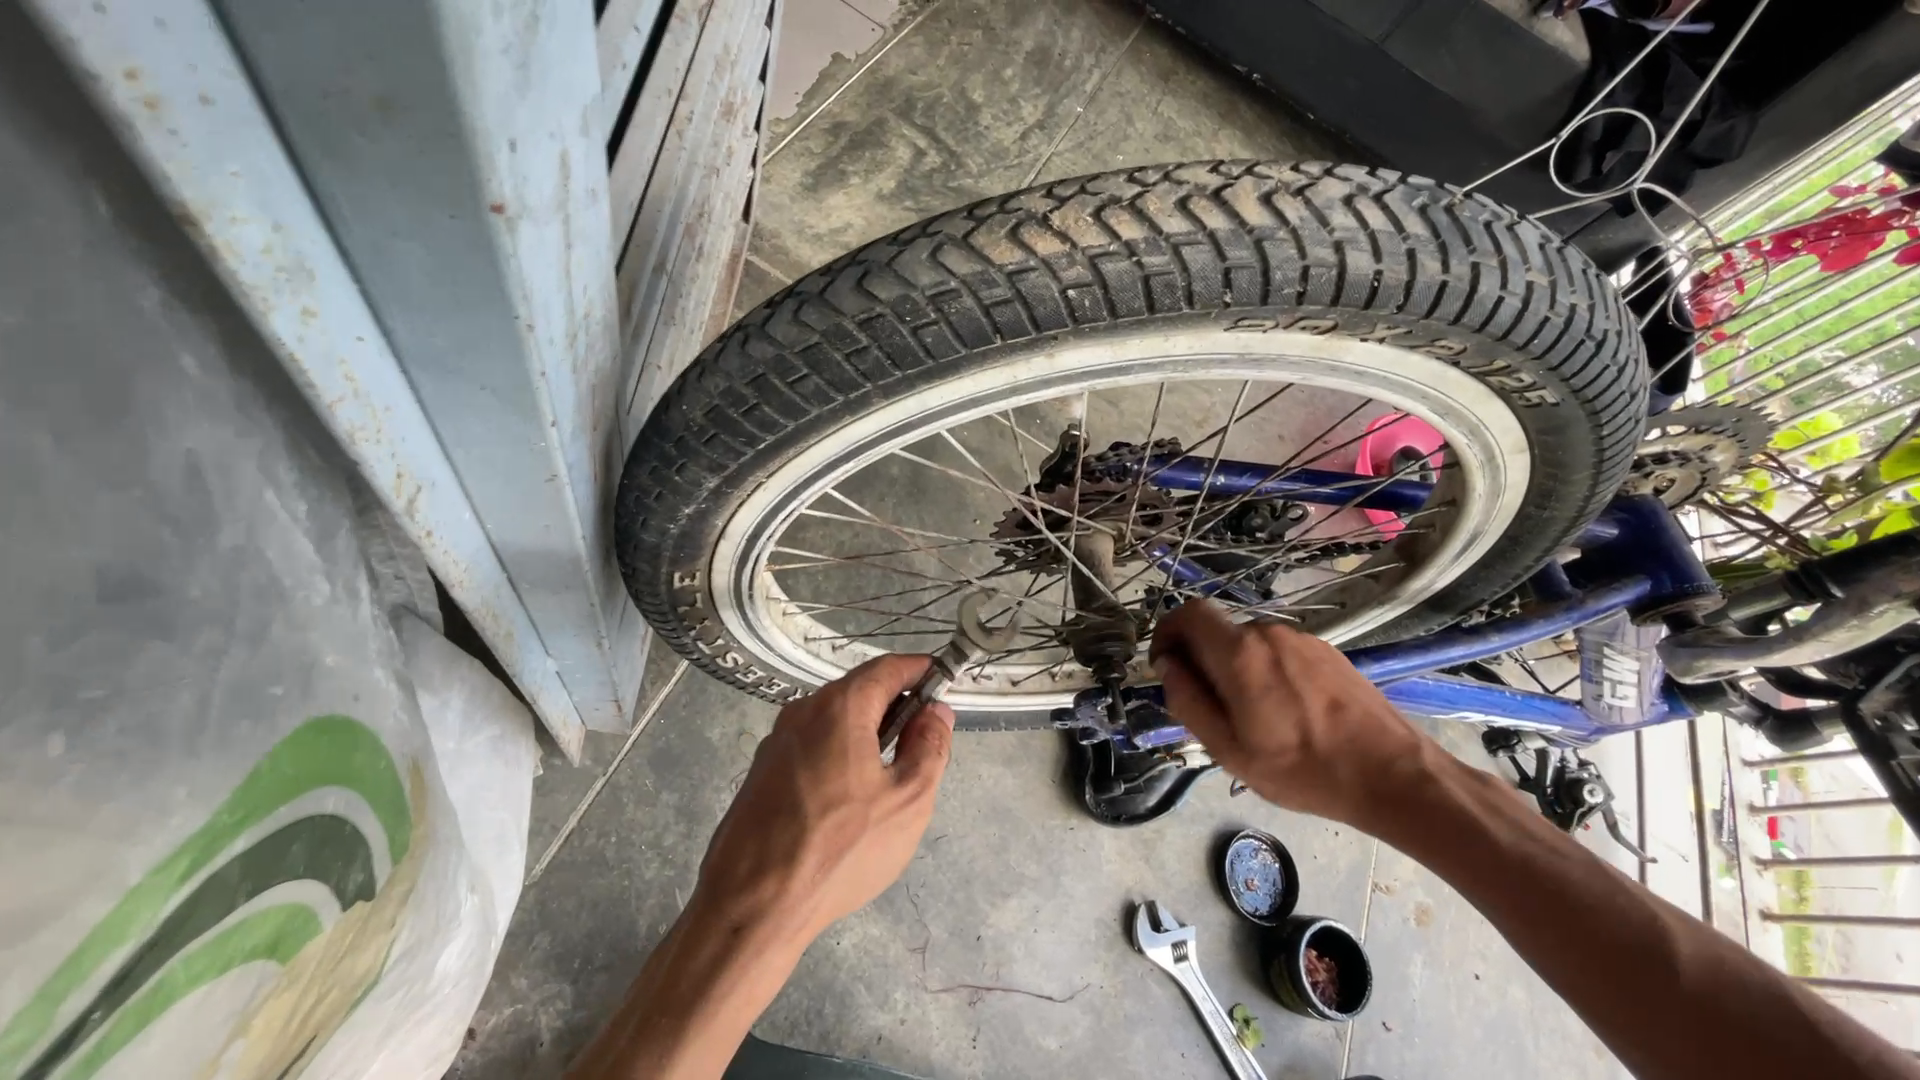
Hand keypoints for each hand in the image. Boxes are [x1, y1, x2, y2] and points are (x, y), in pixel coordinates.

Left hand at [688, 654, 955, 943]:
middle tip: (925, 742)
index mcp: (838, 707)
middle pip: (859, 692)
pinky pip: (812, 748)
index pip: (888, 667)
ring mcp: (775, 743)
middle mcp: (801, 713)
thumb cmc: (841, 849)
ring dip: (868, 735)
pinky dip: (840, 756)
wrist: (752, 905)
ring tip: (891, 778)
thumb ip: (929, 747)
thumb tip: (936, 712)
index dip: (921, 671)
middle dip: (897, 706)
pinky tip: (850, 801)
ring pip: (834, 722)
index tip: (946, 684)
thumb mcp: (907, 800)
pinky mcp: (761, 774)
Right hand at [1149, 599, 1439, 828]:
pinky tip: (1287, 714)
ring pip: (1249, 645)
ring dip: (1236, 670)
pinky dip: (1267, 674)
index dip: (1168, 633)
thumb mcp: (1229, 749)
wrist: (1393, 774)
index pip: (1188, 613)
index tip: (1168, 669)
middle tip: (1210, 710)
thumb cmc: (1303, 769)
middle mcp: (1269, 633)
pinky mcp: (1328, 652)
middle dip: (1202, 661)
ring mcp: (1303, 640)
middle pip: (1218, 631)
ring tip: (1253, 720)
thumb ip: (1189, 702)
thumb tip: (1167, 668)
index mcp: (1240, 653)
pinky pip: (1279, 653)